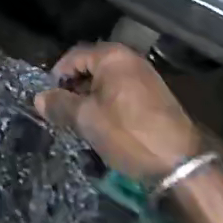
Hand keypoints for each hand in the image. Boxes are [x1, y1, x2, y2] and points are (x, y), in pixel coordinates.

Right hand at [35, 42, 201, 181]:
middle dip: (75, 88)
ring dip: (92, 99)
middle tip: (65, 111)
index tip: (50, 98)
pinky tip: (107, 126)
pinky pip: (124, 93)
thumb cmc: (128, 133)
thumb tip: (38, 99)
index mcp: (112, 55)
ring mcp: (148, 78)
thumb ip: (59, 105)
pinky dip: (111, 105)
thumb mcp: (87, 119)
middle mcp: (131, 59)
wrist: (184, 167)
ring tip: (84, 121)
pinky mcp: (158, 98)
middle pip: (91, 68)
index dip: (57, 76)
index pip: (73, 56)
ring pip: (108, 82)